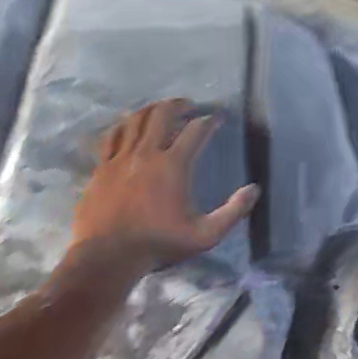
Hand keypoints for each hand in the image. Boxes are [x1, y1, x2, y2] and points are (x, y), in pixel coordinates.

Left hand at [67, 99, 259, 281]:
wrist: (109, 253)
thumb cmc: (159, 243)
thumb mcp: (205, 235)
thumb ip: (232, 212)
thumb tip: (254, 190)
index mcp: (173, 165)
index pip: (196, 131)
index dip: (210, 121)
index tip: (218, 118)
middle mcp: (147, 153)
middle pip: (163, 114)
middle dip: (179, 105)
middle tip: (189, 106)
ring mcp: (121, 157)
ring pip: (136, 120)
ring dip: (151, 109)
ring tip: (161, 109)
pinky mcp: (102, 167)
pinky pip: (112, 136)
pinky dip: (124, 126)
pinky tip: (128, 126)